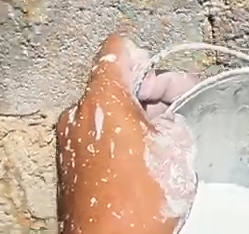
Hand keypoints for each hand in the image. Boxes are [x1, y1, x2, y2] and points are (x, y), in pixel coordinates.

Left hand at [55, 35, 197, 233]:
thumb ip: (172, 110)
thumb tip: (167, 110)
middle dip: (150, 90)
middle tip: (180, 107)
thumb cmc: (139, 198)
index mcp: (102, 95)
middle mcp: (78, 111)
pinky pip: (97, 135)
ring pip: (108, 109)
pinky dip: (120, 137)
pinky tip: (145, 157)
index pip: (118, 48)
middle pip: (117, 79)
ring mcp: (69, 140)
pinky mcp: (68, 165)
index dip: (149, 58)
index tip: (167, 82)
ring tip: (165, 137)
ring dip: (137, 116)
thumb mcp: (175, 143)